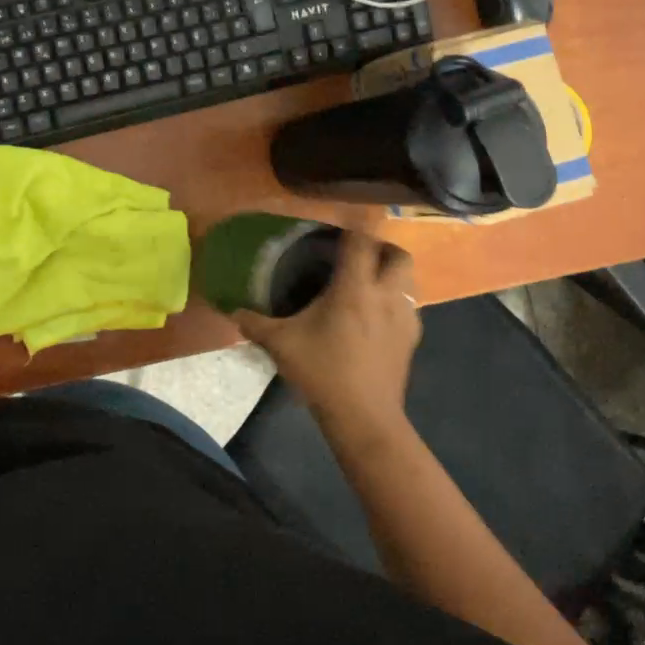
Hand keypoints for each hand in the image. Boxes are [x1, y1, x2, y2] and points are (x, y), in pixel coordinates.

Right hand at [231, 230, 419, 434]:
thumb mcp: (280, 343)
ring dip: (391, 273)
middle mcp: (385, 296)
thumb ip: (253, 322)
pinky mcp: (411, 339)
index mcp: (354, 289)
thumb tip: (233, 309)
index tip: (334, 227)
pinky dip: (394, 300)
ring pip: (408, 280)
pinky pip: (408, 306)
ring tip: (365, 282)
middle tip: (356, 254)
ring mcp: (404, 318)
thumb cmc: (322, 371)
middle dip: (380, 247)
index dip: (351, 227)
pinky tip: (373, 316)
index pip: (361, 242)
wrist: (363, 417)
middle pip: (398, 254)